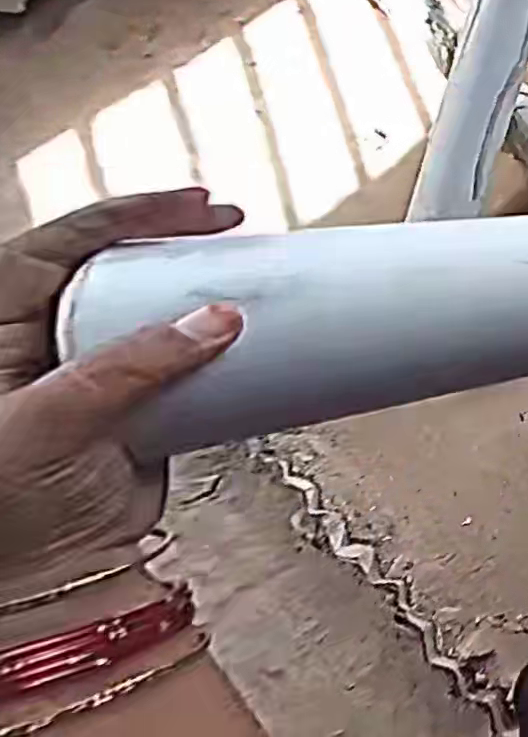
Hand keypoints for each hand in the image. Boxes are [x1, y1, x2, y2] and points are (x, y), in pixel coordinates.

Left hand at [0, 190, 244, 582]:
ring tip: (250, 260)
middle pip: (104, 267)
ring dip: (204, 277)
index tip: (192, 203)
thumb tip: (219, 319)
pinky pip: (190, 344)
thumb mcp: (39, 433)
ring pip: (153, 302)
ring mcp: (95, 369)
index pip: (41, 255)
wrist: (51, 574)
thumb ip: (121, 373)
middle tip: (230, 222)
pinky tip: (253, 319)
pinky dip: (227, 327)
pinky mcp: (147, 392)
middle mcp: (35, 347)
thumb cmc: (3, 514)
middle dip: (169, 237)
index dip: (116, 220)